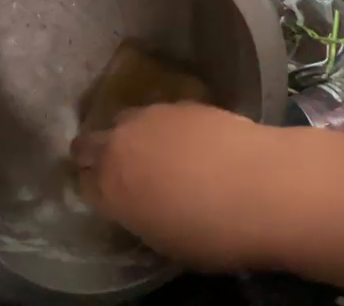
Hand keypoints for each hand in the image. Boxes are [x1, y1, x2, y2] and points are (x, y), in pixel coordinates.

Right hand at [72, 103, 285, 272]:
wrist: (259, 185)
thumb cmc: (211, 233)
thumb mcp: (164, 240)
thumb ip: (139, 214)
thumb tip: (139, 203)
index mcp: (110, 187)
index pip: (83, 183)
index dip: (93, 190)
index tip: (106, 197)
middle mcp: (120, 144)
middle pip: (87, 143)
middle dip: (94, 154)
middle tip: (115, 170)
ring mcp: (150, 117)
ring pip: (123, 121)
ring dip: (131, 135)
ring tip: (156, 153)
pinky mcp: (180, 102)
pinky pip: (159, 113)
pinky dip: (164, 126)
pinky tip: (189, 142)